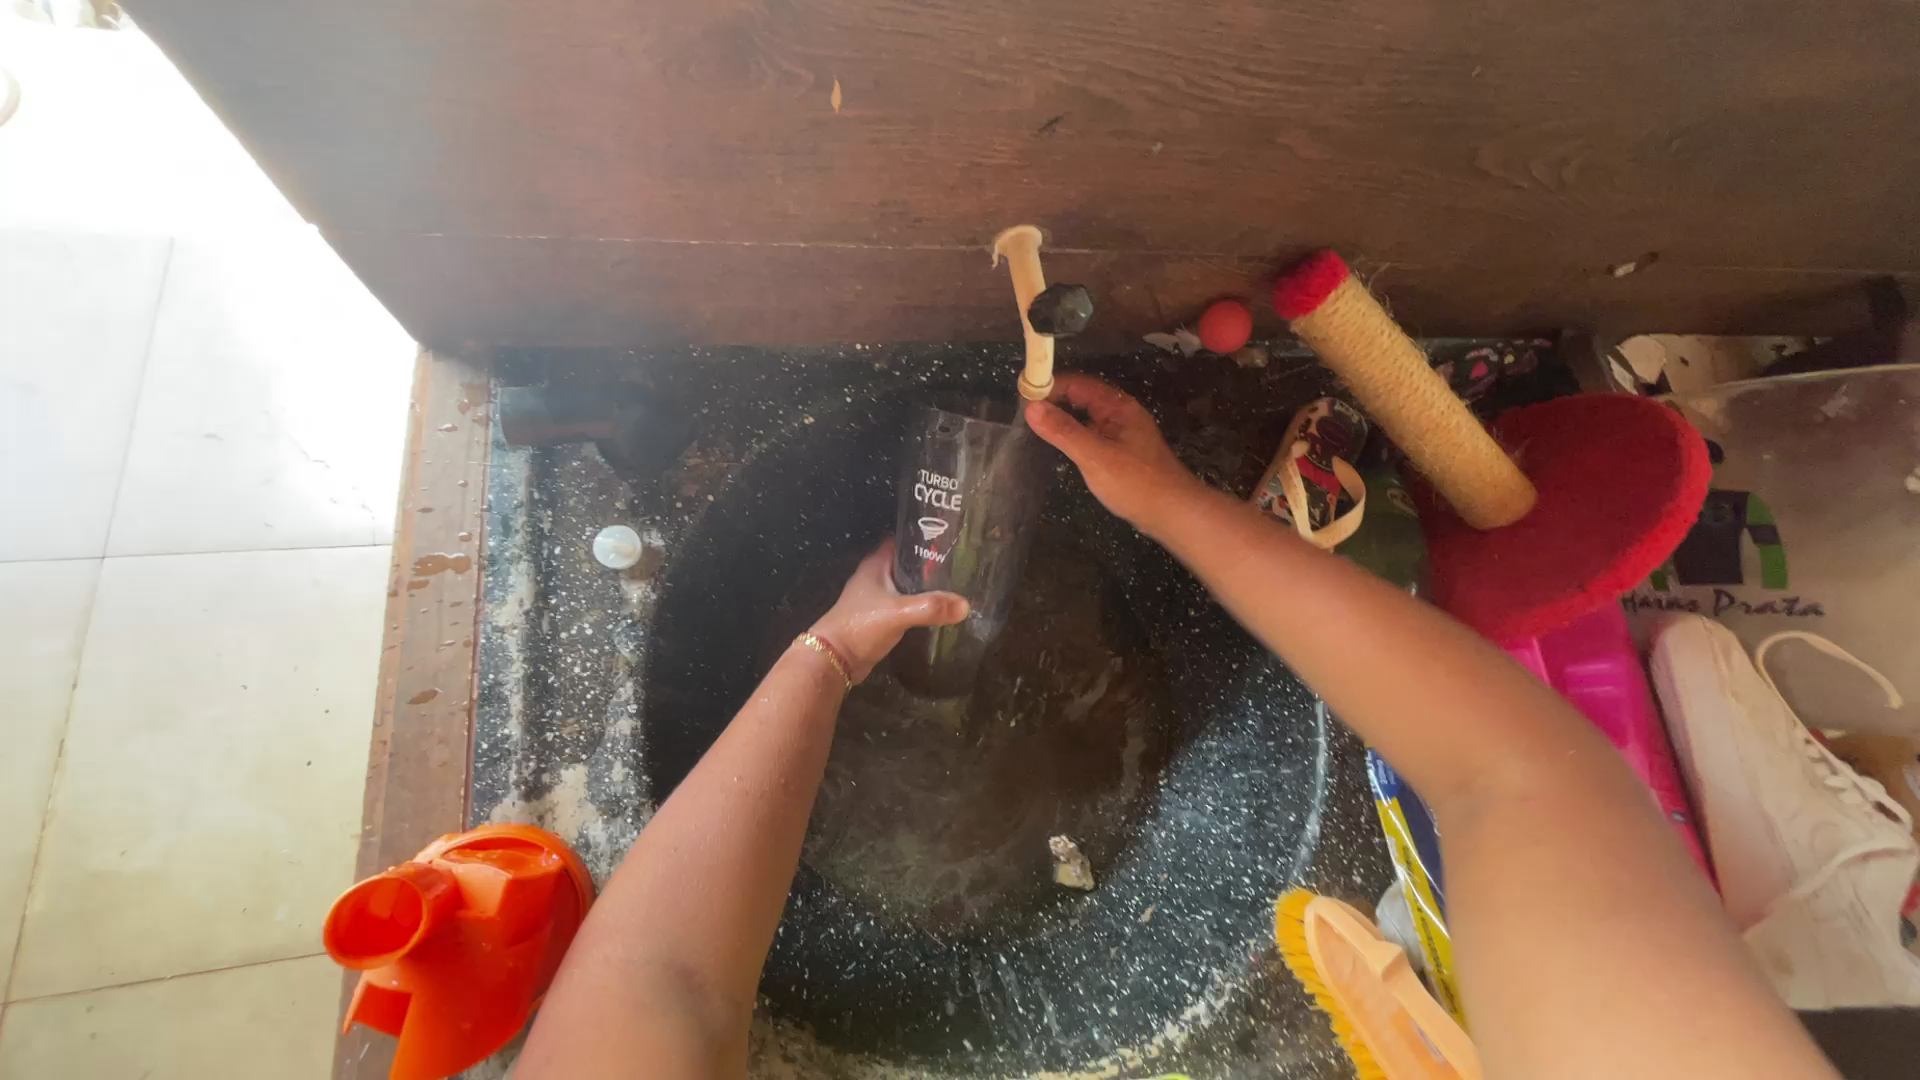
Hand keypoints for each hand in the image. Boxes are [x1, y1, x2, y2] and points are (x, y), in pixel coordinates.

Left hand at [810, 538, 968, 681]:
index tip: (947, 539)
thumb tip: (965, 605)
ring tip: (953, 585)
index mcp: (876, 565)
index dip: (921, 537)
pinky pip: (903, 604)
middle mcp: (875, 577)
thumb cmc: (861, 626)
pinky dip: (917, 605)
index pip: (901, 540)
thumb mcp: (899, 613)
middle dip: (928, 563)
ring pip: (905, 584)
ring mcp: (875, 597)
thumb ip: (931, 607)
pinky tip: (936, 610)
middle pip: (906, 562)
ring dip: (923, 586)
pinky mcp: (878, 617)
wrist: (835, 659)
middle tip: (957, 565)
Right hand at [1025, 374, 1206, 534]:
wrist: (1172, 513)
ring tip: (1036, 427)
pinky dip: (1074, 436)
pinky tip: (1062, 448)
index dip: (1051, 386)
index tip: (1024, 395)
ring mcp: (1122, 435)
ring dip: (1064, 419)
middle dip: (1055, 401)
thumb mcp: (1095, 456)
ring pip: (1087, 418)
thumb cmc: (1136, 483)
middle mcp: (1121, 415)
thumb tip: (1031, 408)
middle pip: (1083, 398)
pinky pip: (1092, 435)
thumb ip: (1064, 431)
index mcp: (1118, 408)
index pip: (1079, 384)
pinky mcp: (1121, 453)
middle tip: (1025, 412)